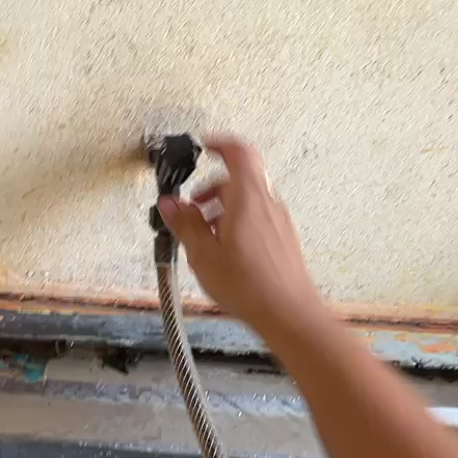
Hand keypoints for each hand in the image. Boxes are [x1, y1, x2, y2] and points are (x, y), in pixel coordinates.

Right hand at [157, 136, 326, 336]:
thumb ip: (185, 223)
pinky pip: (257, 219)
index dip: (219, 144)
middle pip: (239, 179)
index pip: (238, 153)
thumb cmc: (250, 285)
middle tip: (191, 206)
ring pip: (247, 201)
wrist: (287, 313)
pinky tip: (224, 252)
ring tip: (204, 235)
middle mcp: (268, 204)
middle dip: (211, 189)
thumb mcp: (203, 253)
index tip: (203, 146)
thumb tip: (169, 204)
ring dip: (222, 209)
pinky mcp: (282, 240)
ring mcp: (278, 222)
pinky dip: (237, 223)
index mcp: (247, 198)